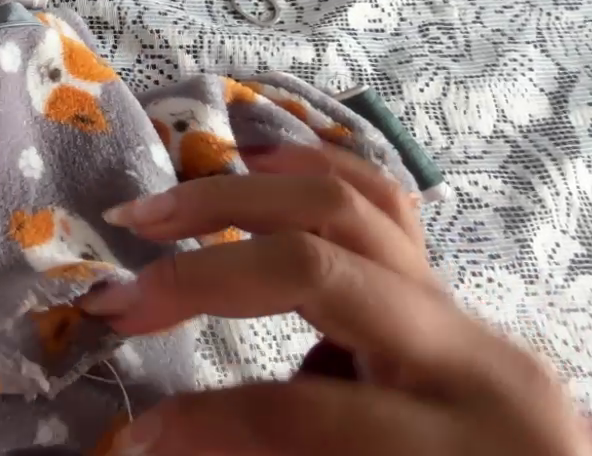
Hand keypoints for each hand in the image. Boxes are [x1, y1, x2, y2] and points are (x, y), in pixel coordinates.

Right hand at [81, 143, 591, 454]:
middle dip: (197, 276)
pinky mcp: (436, 275)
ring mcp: (458, 300)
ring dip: (225, 199)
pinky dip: (297, 168)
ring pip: (337, 202)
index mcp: (464, 440)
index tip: (138, 434)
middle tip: (119, 298)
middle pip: (312, 267)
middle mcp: (471, 354)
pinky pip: (371, 194)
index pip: (305, 414)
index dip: (207, 422)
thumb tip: (147, 444)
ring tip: (151, 216)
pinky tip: (240, 165)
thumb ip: (266, 454)